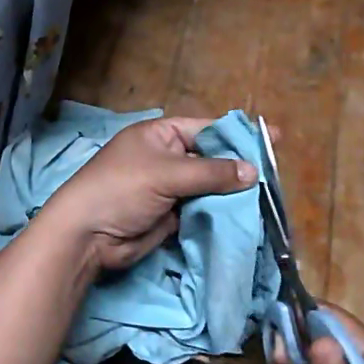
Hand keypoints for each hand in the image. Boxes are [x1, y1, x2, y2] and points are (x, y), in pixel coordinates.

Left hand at [39, 116, 257, 271]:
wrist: (88, 235)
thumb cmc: (122, 189)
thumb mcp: (167, 173)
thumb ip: (211, 172)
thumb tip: (252, 171)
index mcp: (162, 135)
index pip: (208, 129)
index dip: (239, 134)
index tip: (273, 138)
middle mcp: (167, 158)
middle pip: (212, 159)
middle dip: (239, 167)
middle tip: (275, 176)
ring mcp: (170, 188)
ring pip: (210, 188)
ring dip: (232, 194)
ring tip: (267, 199)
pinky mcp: (171, 216)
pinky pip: (202, 211)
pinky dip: (220, 214)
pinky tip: (245, 217)